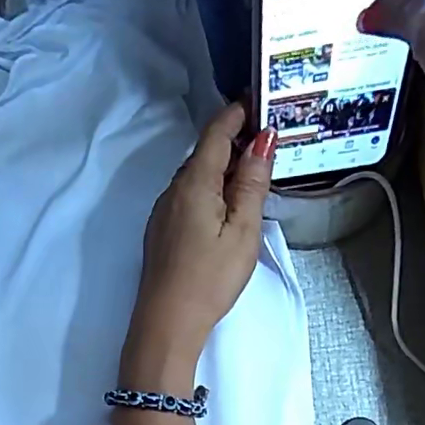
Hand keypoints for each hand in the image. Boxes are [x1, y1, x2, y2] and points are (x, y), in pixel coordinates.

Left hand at [122, 103, 275, 390]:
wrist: (167, 323)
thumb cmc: (209, 279)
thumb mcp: (242, 231)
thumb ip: (251, 184)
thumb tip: (262, 141)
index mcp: (194, 183)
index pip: (216, 133)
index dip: (237, 113)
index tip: (258, 101)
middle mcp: (172, 191)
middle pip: (203, 154)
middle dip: (232, 142)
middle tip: (264, 142)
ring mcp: (162, 213)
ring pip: (194, 178)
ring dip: (220, 169)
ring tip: (249, 177)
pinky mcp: (160, 234)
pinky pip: (186, 199)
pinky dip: (207, 192)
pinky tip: (222, 210)